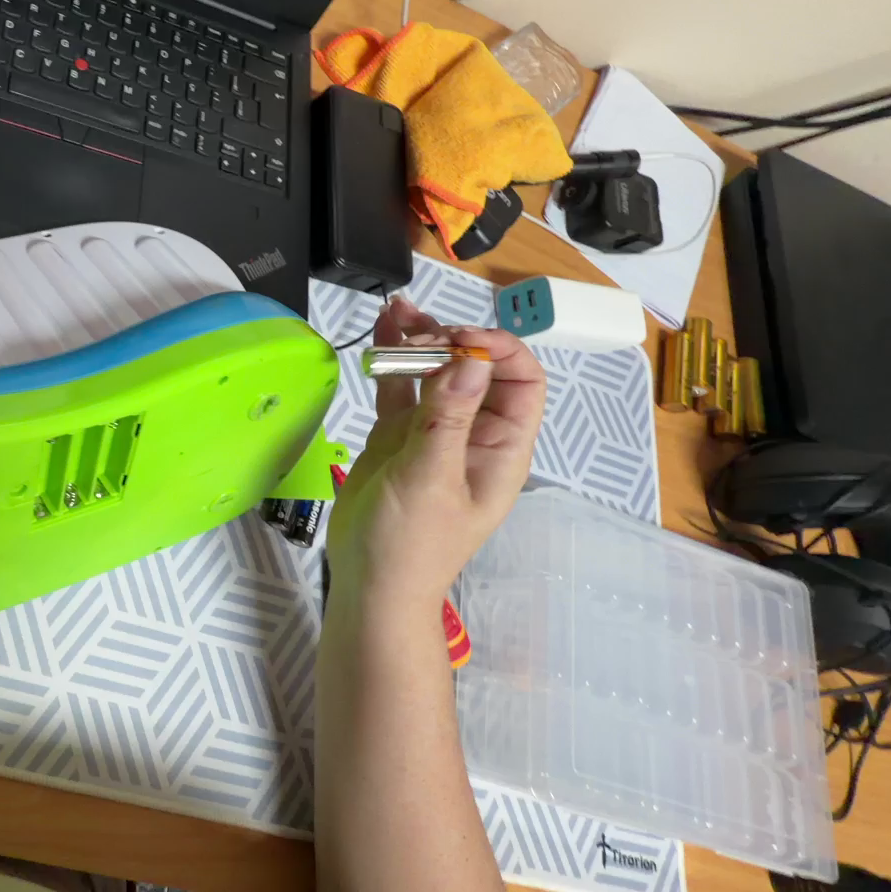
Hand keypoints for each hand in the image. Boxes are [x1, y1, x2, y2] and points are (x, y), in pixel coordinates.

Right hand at [327, 297, 546, 602]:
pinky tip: (381, 333)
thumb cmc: (410, 540)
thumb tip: (469, 362)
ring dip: (418, 341)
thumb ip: (447, 420)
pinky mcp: (396, 437)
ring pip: (433, 374)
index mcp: (500, 446)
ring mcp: (432, 433)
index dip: (495, 351)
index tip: (453, 340)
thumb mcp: (430, 479)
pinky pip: (399, 390)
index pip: (520, 381)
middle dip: (449, 340)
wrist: (370, 581)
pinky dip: (391, 363)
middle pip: (474, 370)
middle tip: (412, 330)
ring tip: (394, 311)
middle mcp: (472, 433)